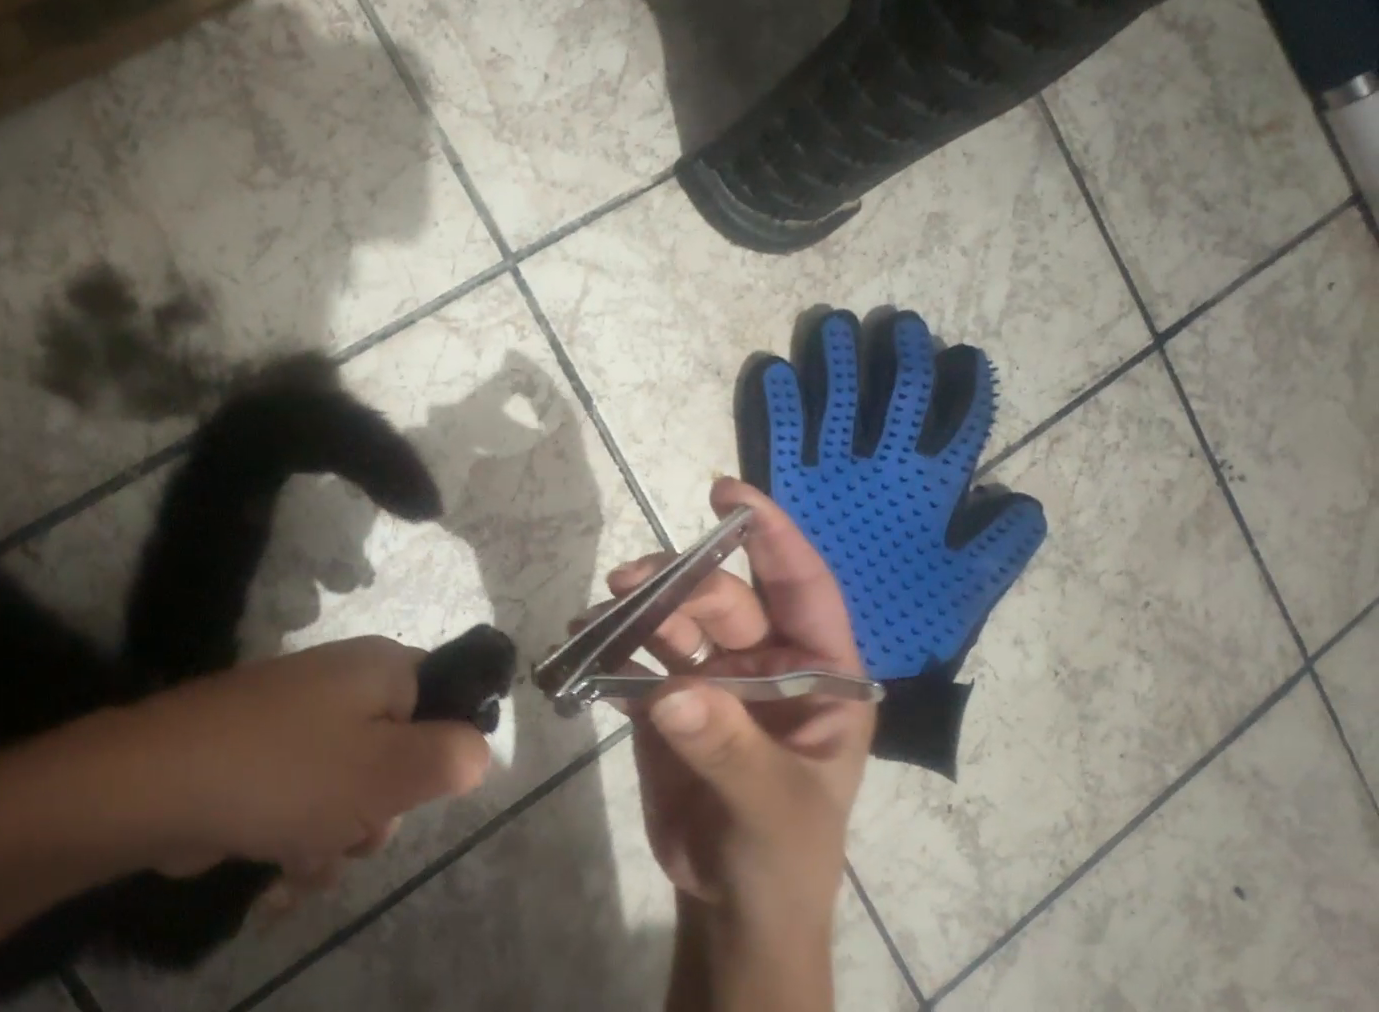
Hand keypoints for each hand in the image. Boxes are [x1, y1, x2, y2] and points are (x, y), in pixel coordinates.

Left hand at [109, 637, 491, 877]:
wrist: (154, 786)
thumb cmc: (287, 774)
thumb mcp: (389, 771)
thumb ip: (450, 757)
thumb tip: (478, 746)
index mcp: (377, 669)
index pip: (444, 693)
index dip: (443, 746)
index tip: (421, 785)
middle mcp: (338, 685)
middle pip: (397, 754)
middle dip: (382, 808)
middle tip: (358, 825)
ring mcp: (293, 722)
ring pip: (350, 791)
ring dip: (339, 837)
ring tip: (305, 852)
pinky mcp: (258, 759)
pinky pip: (304, 802)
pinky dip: (300, 839)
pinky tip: (278, 869)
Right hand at [591, 479, 872, 927]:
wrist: (731, 905)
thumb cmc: (781, 857)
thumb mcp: (773, 809)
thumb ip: (730, 749)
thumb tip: (675, 692)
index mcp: (818, 676)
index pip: (803, 589)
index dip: (772, 537)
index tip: (726, 494)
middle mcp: (765, 666)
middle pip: (722, 600)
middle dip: (678, 585)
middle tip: (627, 587)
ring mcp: (711, 683)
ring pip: (673, 622)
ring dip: (635, 611)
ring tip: (594, 619)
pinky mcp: (663, 704)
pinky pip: (634, 661)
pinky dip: (608, 651)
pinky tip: (582, 649)